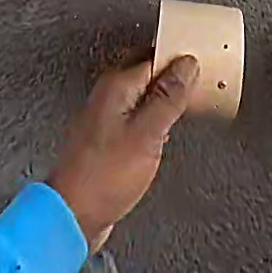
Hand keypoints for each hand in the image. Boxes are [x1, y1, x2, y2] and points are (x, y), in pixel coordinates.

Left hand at [47, 55, 198, 250]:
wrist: (72, 216)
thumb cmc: (103, 177)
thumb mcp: (148, 133)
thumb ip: (169, 97)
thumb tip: (186, 66)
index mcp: (117, 84)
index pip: (155, 55)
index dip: (179, 61)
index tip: (199, 69)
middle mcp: (107, 93)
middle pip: (146, 69)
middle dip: (171, 74)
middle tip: (194, 85)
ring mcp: (105, 113)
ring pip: (141, 91)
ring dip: (162, 96)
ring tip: (182, 108)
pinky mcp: (106, 135)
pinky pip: (135, 112)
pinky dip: (151, 116)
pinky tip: (161, 131)